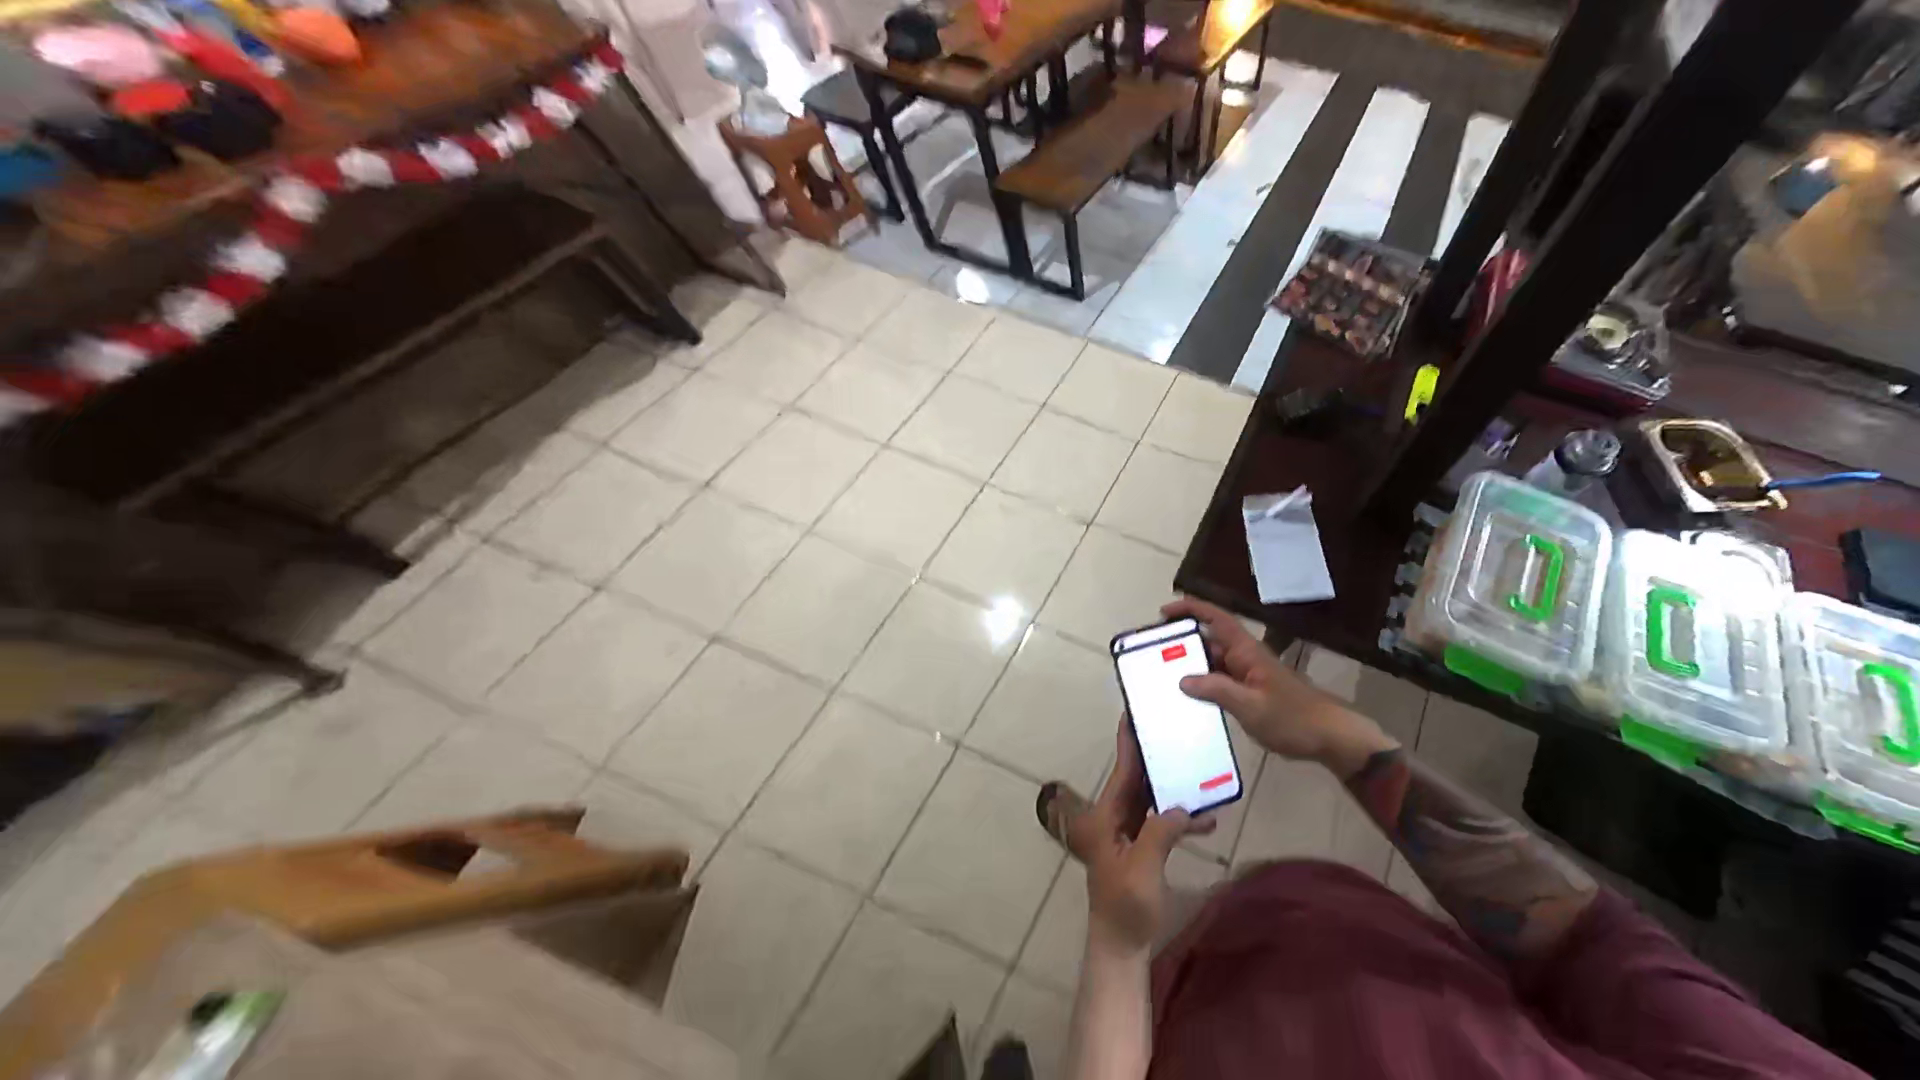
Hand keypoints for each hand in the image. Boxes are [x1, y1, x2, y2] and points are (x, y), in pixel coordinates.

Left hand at [1066, 723, 1213, 955]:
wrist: (1121, 942)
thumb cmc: (1125, 905)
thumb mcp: (1142, 868)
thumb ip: (1160, 833)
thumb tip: (1181, 807)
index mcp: (1105, 815)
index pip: (1121, 771)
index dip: (1128, 742)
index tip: (1133, 713)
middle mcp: (1113, 816)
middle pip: (1136, 779)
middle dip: (1155, 758)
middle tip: (1175, 731)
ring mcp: (1127, 830)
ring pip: (1151, 798)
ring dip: (1174, 790)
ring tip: (1200, 771)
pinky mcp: (1141, 844)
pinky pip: (1162, 820)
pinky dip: (1181, 819)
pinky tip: (1206, 819)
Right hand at [1161, 598, 1397, 776]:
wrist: (1332, 738)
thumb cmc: (1294, 719)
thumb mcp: (1251, 707)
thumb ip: (1216, 690)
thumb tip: (1182, 679)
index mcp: (1247, 652)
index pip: (1216, 618)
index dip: (1190, 609)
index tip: (1164, 613)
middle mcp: (1246, 658)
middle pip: (1209, 640)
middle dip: (1181, 641)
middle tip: (1152, 652)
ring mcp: (1249, 675)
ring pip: (1213, 662)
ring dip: (1190, 665)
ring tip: (1162, 675)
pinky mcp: (1252, 692)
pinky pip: (1220, 681)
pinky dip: (1202, 684)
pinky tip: (1187, 698)